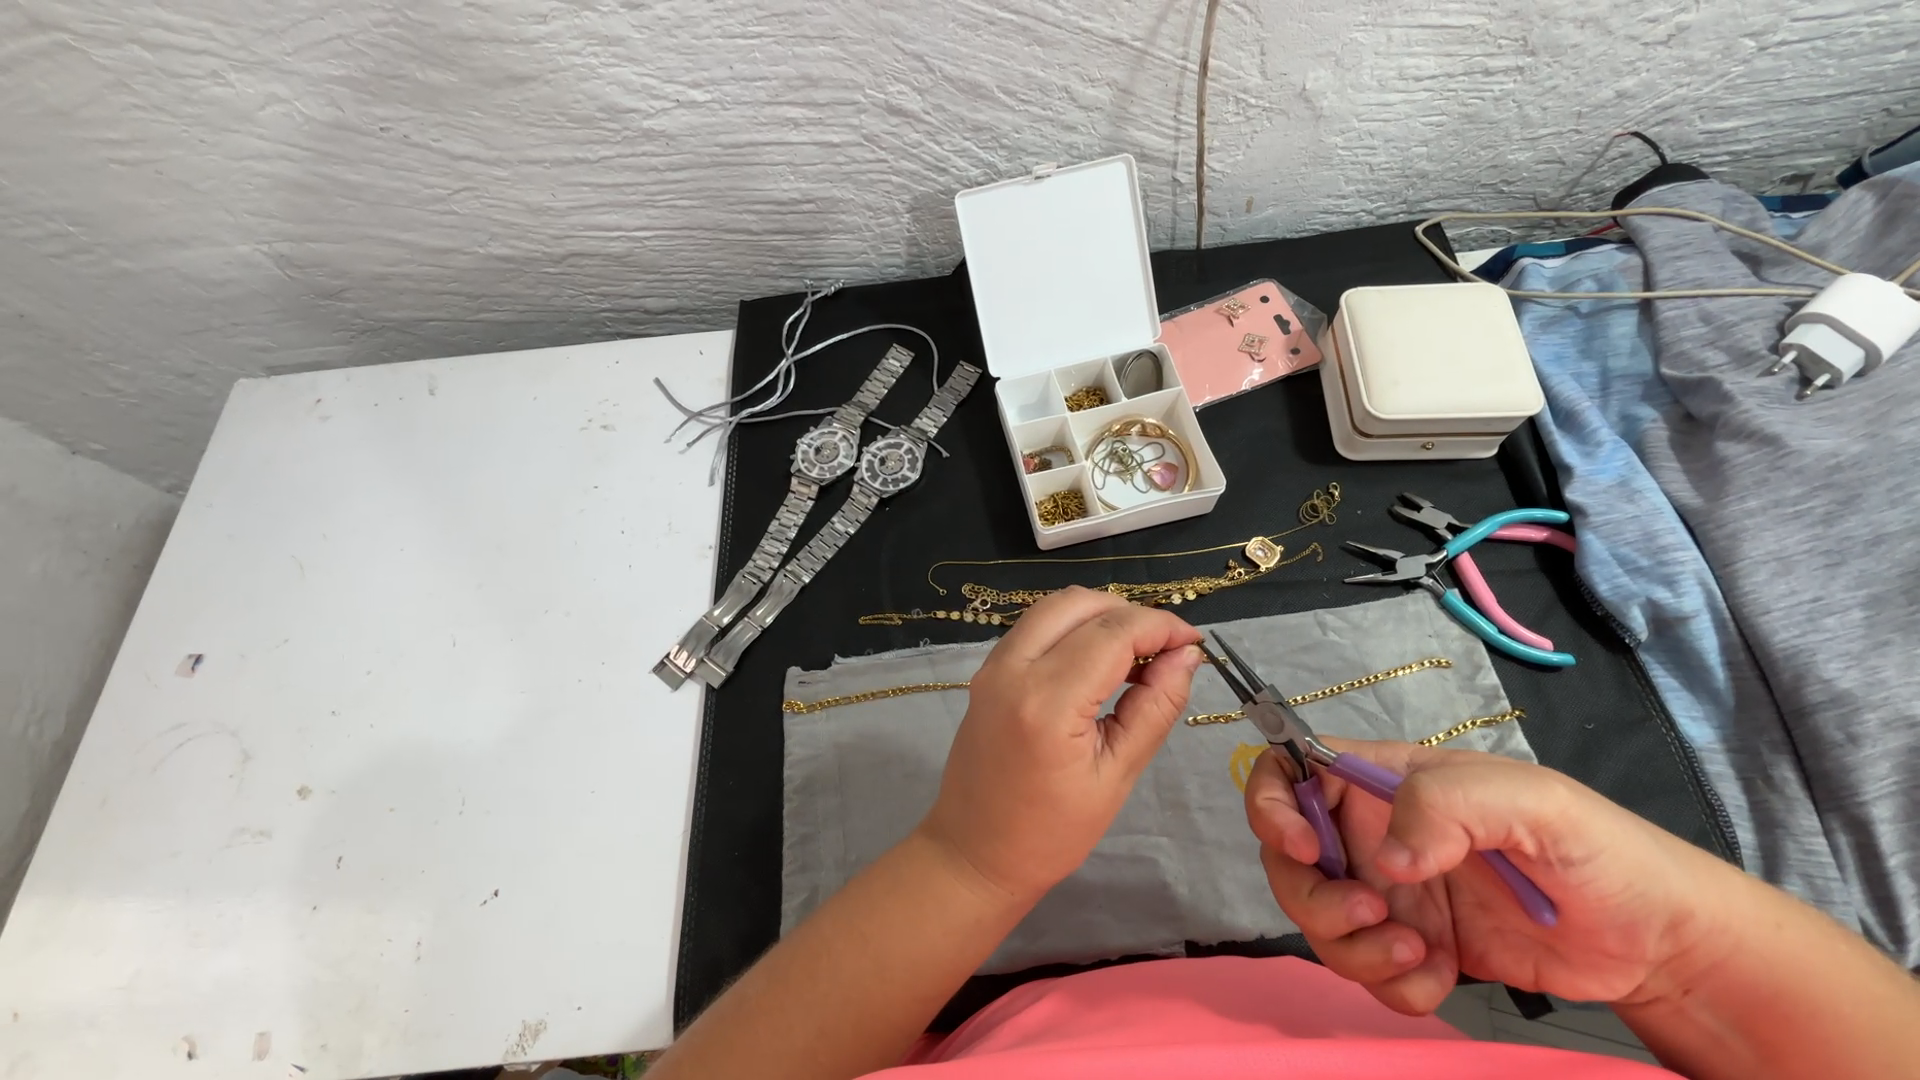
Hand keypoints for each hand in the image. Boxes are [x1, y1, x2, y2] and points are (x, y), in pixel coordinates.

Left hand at [919, 587, 1203, 901]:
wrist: (974, 853)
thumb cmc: (1050, 832)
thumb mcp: (1116, 776)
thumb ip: (1154, 708)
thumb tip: (1187, 656)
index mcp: (1047, 701)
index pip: (1113, 632)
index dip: (1160, 626)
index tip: (1193, 641)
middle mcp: (1013, 669)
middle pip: (1080, 603)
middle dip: (1131, 614)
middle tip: (1166, 649)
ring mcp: (993, 666)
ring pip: (1054, 607)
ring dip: (1100, 615)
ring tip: (1137, 654)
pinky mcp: (986, 671)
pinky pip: (1035, 626)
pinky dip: (1072, 626)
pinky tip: (1098, 659)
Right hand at [1244, 738, 1736, 1014]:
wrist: (1656, 945)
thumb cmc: (1598, 849)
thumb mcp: (1531, 802)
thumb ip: (1447, 806)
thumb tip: (1386, 861)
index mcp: (1384, 781)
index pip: (1290, 770)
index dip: (1272, 803)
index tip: (1303, 848)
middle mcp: (1371, 833)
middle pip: (1288, 858)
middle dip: (1315, 898)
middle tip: (1374, 917)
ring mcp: (1388, 891)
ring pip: (1317, 920)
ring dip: (1353, 949)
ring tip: (1419, 954)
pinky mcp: (1408, 944)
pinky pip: (1363, 969)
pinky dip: (1390, 984)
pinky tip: (1441, 975)